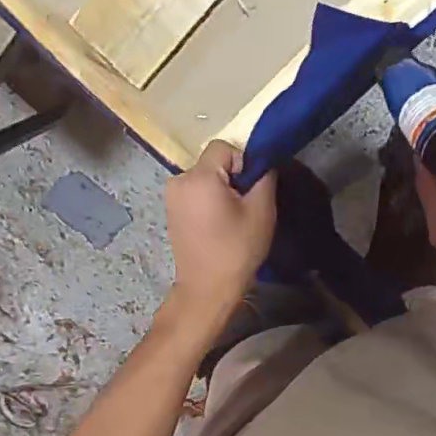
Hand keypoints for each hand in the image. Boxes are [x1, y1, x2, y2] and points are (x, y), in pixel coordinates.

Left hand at [165, 141, 276, 317]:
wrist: (206, 288)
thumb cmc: (236, 250)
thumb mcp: (261, 210)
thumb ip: (264, 176)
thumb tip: (263, 162)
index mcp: (198, 177)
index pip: (224, 147)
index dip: (242, 163)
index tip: (249, 190)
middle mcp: (179, 180)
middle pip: (212, 162)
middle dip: (231, 176)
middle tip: (243, 206)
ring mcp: (171, 197)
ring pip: (204, 177)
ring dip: (219, 189)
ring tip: (230, 218)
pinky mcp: (170, 211)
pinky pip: (194, 192)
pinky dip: (207, 200)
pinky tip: (216, 224)